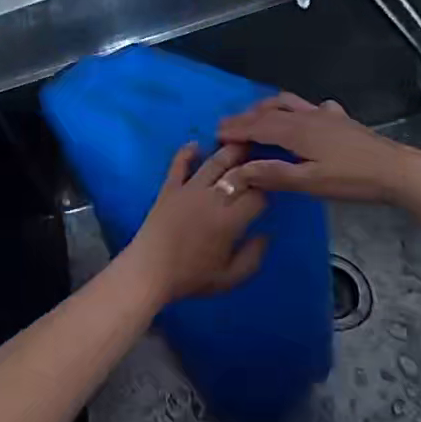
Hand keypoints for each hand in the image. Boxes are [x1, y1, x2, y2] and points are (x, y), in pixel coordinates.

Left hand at [117, 142, 268, 302]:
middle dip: (255, 164)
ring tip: (240, 143)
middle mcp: (212, 198)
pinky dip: (187, 152)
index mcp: (230, 220)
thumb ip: (253, 257)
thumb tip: (265, 235)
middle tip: (263, 158)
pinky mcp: (168, 188)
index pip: (258, 196)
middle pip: (240, 172)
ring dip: (229, 151)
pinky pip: (178, 164)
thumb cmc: (190, 277)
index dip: (268, 192)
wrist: (148, 272)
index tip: (271, 191)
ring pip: (214, 163)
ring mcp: (188, 190)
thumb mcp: (230, 278)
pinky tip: (196, 144)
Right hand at [216, 93, 420, 202]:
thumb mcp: (309, 182)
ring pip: (288, 103)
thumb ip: (273, 174)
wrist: (398, 171)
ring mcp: (325, 115)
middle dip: (245, 118)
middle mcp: (306, 117)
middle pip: (269, 112)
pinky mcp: (340, 120)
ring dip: (267, 108)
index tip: (216, 134)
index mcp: (295, 131)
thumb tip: (239, 170)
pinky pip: (311, 107)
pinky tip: (303, 118)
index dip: (235, 130)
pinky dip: (296, 109)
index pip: (256, 127)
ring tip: (256, 117)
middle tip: (228, 127)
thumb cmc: (352, 179)